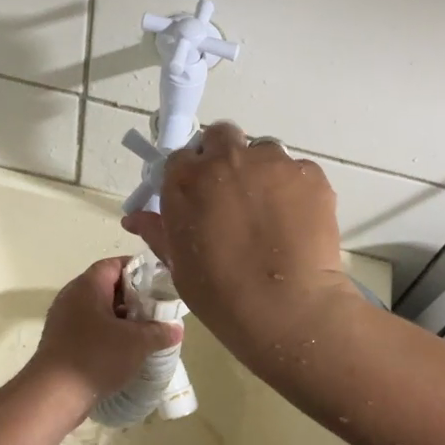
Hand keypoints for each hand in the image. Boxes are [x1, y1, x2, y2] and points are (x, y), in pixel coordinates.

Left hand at [28, 257, 183, 405]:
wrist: (54, 394)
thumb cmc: (96, 356)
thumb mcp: (137, 343)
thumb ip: (159, 332)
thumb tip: (176, 329)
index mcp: (87, 286)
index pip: (114, 264)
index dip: (137, 269)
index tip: (158, 282)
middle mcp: (72, 297)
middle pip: (107, 287)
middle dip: (133, 297)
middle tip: (156, 309)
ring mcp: (64, 320)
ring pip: (98, 310)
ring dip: (122, 319)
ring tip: (146, 331)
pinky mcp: (61, 342)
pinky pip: (89, 329)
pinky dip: (108, 334)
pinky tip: (126, 350)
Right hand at [122, 123, 355, 353]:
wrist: (286, 307)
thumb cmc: (221, 293)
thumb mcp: (179, 265)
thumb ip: (158, 232)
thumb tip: (135, 218)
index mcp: (186, 180)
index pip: (183, 158)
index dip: (192, 175)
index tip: (200, 197)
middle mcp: (227, 159)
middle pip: (223, 137)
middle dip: (226, 156)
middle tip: (235, 194)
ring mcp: (272, 163)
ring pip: (264, 152)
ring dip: (262, 173)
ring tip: (271, 213)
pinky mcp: (309, 174)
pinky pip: (297, 172)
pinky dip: (295, 190)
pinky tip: (297, 222)